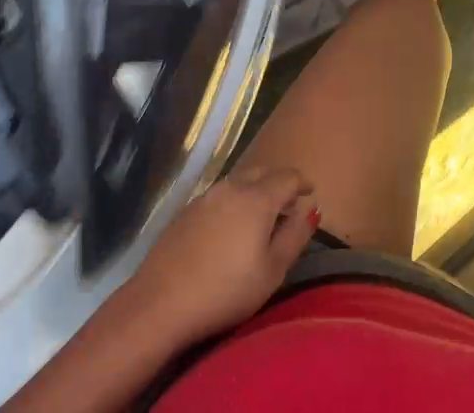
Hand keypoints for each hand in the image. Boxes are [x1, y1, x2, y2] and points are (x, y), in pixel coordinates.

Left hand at [119, 166, 318, 345]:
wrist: (162, 302)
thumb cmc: (227, 290)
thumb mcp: (272, 270)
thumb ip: (295, 236)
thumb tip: (311, 209)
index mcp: (256, 199)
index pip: (287, 177)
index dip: (302, 182)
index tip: (311, 191)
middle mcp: (230, 188)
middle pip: (260, 171)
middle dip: (278, 182)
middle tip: (289, 203)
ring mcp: (204, 197)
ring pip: (237, 182)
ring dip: (254, 190)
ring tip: (262, 216)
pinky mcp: (185, 211)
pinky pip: (218, 196)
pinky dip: (233, 201)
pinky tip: (231, 226)